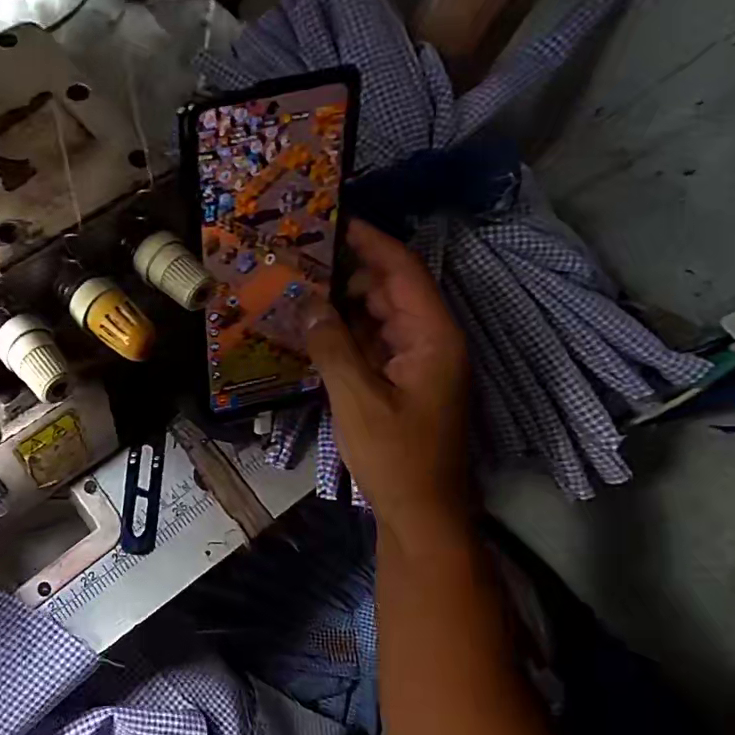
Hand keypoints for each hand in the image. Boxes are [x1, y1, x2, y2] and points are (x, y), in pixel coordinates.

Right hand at [306, 220, 469, 528]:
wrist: (422, 514)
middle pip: (391, 291)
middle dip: (349, 273)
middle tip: (301, 261)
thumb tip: (307, 304)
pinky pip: (376, 345)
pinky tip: (315, 332)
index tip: (334, 220)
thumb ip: (332, 346)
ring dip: (345, 306)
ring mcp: (420, 364)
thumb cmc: (396, 457)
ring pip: (380, 318)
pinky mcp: (406, 383)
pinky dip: (349, 336)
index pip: (402, 271)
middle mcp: (432, 341)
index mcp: (433, 337)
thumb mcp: (357, 400)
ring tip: (300, 291)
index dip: (370, 242)